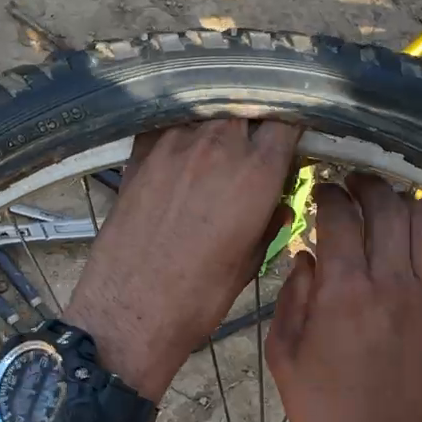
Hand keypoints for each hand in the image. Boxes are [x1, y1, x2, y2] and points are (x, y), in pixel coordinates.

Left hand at [64, 120, 301, 399]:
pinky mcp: (140, 152)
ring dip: (215, 124)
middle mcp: (217, 144)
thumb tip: (278, 201)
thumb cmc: (197, 298)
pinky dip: (179, 128)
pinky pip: (168, 122)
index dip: (290, 126)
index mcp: (256, 171)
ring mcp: (174, 143)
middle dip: (253, 122)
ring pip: (206, 112)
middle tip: (251, 146)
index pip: (285, 120)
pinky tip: (181, 149)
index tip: (289, 140)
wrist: (131, 312)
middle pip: (245, 109)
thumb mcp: (250, 263)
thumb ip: (269, 221)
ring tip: (214, 149)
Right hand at [266, 174, 421, 421]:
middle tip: (351, 187)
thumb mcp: (283, 355)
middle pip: (387, 207)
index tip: (319, 193)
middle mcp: (391, 281)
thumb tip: (306, 257)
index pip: (340, 216)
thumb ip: (292, 297)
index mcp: (344, 290)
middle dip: (366, 186)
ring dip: (403, 207)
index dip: (327, 195)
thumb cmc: (322, 409)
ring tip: (385, 208)